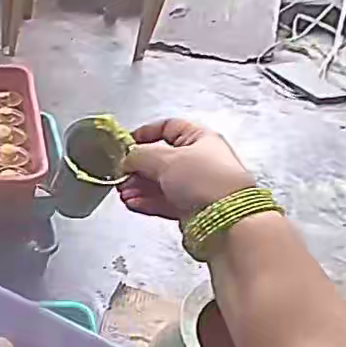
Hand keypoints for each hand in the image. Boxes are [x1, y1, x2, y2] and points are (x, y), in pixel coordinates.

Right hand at [118, 118, 254, 220]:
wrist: (224, 218)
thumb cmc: (205, 180)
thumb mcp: (165, 158)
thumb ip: (140, 155)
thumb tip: (127, 158)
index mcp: (199, 138)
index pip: (168, 128)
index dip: (145, 133)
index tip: (127, 143)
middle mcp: (198, 161)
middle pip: (160, 159)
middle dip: (138, 167)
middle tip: (122, 173)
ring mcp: (194, 186)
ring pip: (159, 183)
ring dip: (138, 187)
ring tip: (123, 192)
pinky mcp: (189, 209)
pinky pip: (162, 202)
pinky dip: (146, 202)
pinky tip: (132, 202)